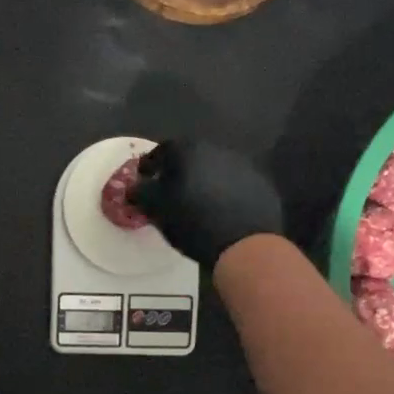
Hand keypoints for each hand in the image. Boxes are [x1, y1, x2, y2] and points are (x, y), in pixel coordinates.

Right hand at [130, 139, 284, 268]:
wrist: (244, 244)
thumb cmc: (192, 222)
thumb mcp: (157, 209)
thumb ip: (140, 193)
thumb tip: (132, 187)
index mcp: (189, 150)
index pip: (161, 151)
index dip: (149, 166)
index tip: (144, 181)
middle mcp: (217, 149)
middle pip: (190, 157)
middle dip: (177, 173)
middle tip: (168, 193)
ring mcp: (243, 165)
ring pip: (213, 169)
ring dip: (201, 182)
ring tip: (195, 204)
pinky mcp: (260, 183)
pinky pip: (233, 184)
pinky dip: (222, 193)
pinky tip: (219, 212)